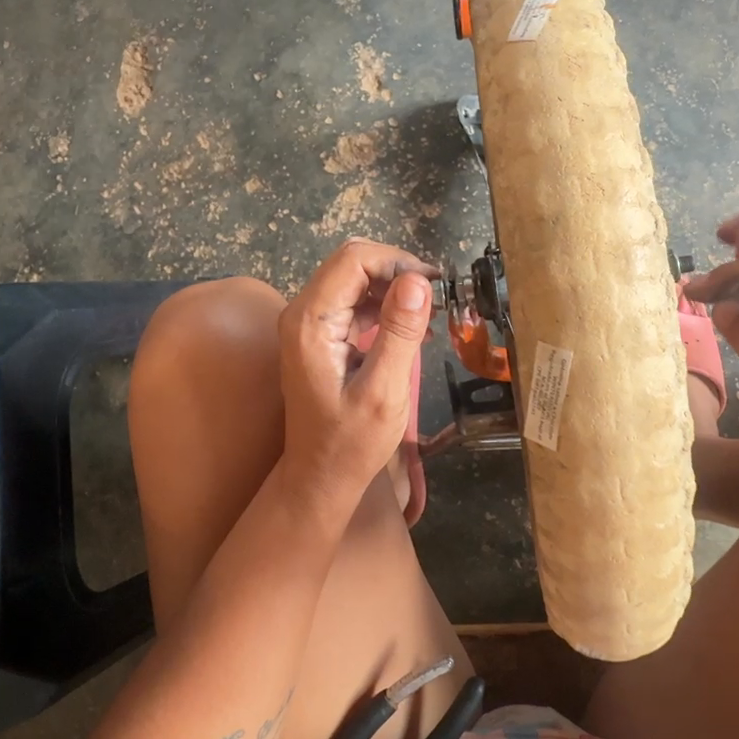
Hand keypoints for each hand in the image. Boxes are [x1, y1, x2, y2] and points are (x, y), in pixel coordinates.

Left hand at [276, 239, 438, 511]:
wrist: (320, 477)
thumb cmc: (351, 442)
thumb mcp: (384, 391)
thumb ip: (399, 332)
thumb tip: (418, 280)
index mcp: (311, 321)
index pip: (353, 260)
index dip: (396, 262)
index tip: (434, 284)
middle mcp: (303, 312)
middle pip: (352, 262)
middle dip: (397, 270)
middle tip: (435, 295)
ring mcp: (309, 322)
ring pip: (354, 277)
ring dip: (393, 287)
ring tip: (430, 312)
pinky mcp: (320, 333)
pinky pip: (353, 300)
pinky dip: (384, 305)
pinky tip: (413, 326)